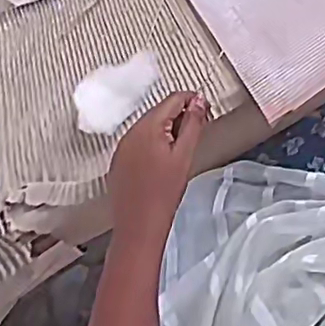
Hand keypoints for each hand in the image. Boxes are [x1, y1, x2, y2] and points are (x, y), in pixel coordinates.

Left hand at [107, 92, 209, 246]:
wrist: (139, 226)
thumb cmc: (162, 194)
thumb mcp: (184, 154)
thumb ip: (193, 123)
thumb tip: (199, 102)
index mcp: (147, 127)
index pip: (173, 99)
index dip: (193, 101)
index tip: (205, 111)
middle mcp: (130, 132)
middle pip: (160, 110)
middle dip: (180, 116)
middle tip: (198, 129)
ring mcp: (122, 147)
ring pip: (150, 126)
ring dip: (167, 130)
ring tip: (182, 150)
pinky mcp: (119, 160)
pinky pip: (139, 142)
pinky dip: (154, 144)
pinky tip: (164, 162)